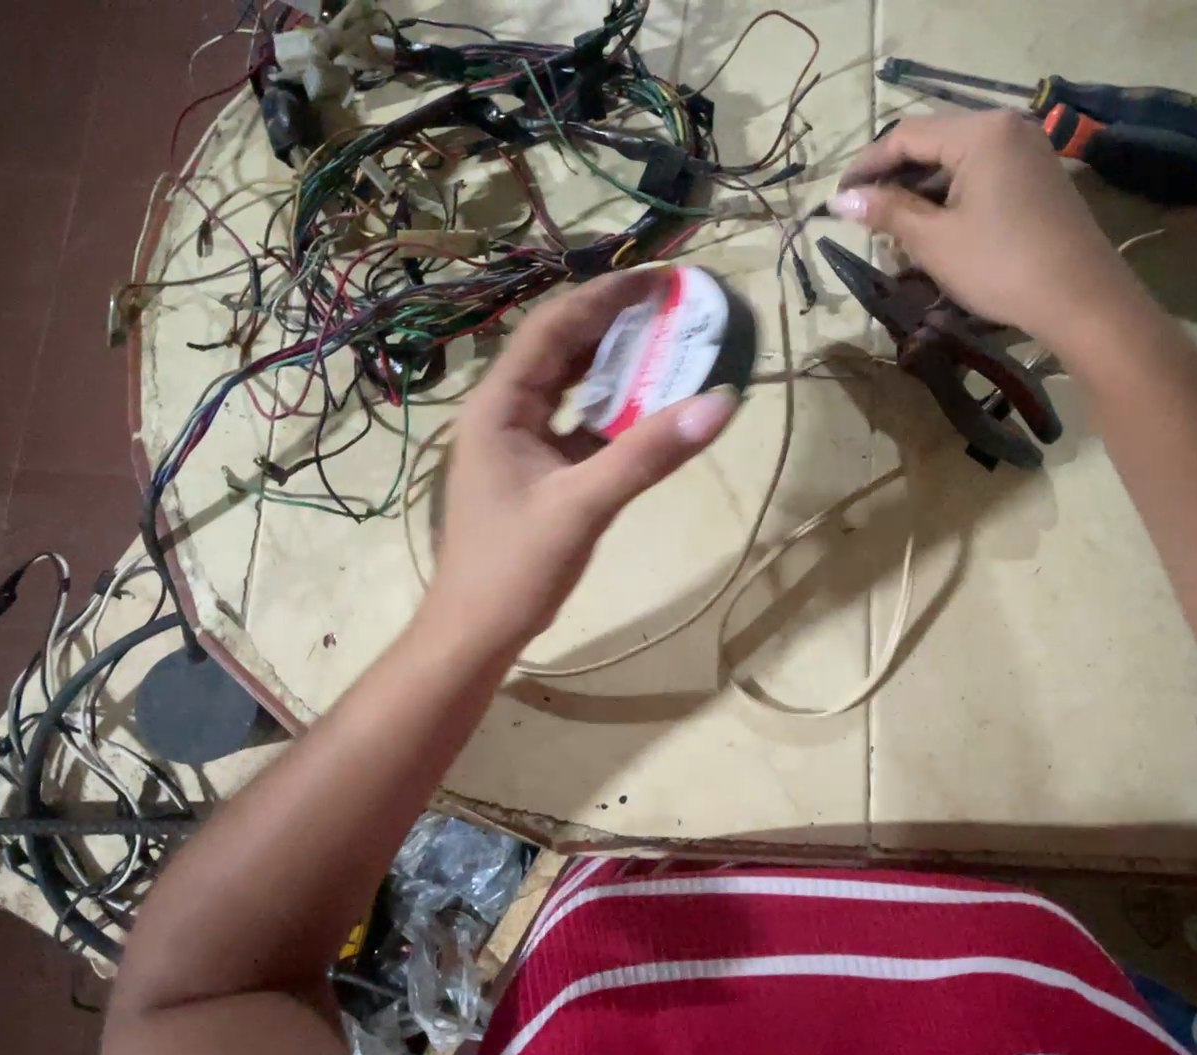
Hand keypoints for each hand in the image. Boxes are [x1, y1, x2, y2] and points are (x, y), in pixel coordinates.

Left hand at [427, 269, 739, 651]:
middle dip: (616, 324)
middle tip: (675, 308)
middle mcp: (506, 412)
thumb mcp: (582, 507)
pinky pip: (579, 424)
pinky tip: (652, 408)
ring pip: (572, 387)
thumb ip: (647, 455)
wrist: (476, 632)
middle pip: (562, 350)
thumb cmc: (513, 568)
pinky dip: (615, 412)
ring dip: (617, 366)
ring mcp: (520, 442)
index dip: (605, 297)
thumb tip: (720, 403)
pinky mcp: (538, 470)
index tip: (660, 280)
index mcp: (499, 405)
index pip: (553, 329)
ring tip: (671, 344)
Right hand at [828, 111, 1149, 350]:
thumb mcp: (933, 241)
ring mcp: (1025, 152)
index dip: (865, 166)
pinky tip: (930, 232)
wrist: (1080, 299)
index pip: (905, 135)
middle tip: (862, 218)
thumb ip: (886, 212)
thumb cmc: (999, 266)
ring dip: (918, 194)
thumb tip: (840, 200)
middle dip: (892, 181)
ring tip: (891, 233)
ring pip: (954, 164)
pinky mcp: (1035, 179)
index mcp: (980, 132)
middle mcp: (1005, 128)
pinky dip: (948, 200)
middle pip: (931, 144)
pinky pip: (978, 177)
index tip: (836, 198)